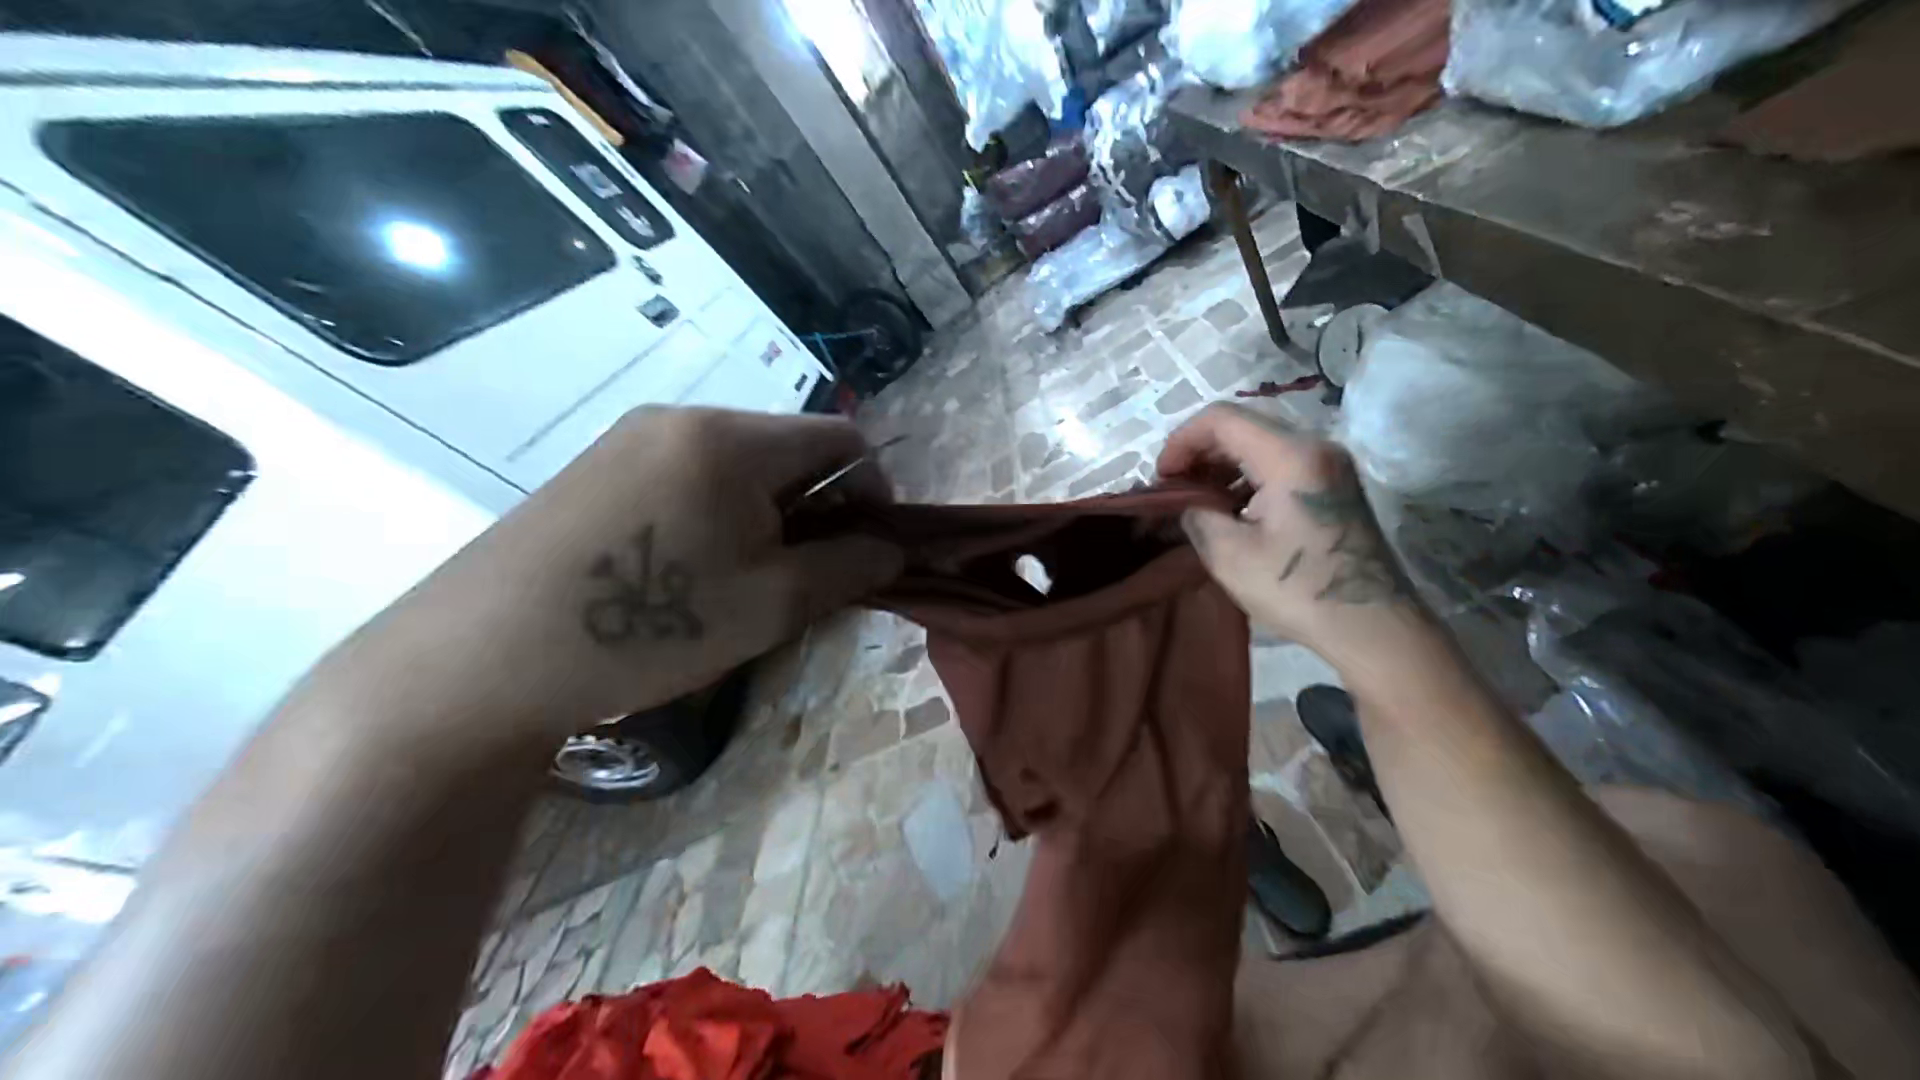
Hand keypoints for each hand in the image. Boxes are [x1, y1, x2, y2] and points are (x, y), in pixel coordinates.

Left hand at [325, 408, 902, 742]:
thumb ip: (849, 566)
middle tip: (805, 571)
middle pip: (787, 448)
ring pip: (737, 463)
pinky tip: (688, 568)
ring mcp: (630, 438)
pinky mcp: (595, 467)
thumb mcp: (772, 604)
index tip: (868, 546)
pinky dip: (718, 511)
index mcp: (732, 438)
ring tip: (745, 576)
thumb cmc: (649, 628)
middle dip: (817, 505)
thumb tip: (893, 547)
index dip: (873, 489)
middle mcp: (682, 418)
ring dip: (767, 511)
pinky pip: (687, 474)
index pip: (840, 438)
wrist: (482, 660)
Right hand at [1157, 404, 1424, 666]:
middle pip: (1242, 426)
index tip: (1161, 478)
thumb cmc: (1299, 589)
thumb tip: (1188, 502)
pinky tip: (1230, 507)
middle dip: (1199, 452)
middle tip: (1173, 489)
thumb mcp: (1229, 555)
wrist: (1374, 627)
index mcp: (1291, 456)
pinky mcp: (1334, 484)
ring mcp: (1330, 464)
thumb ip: (1197, 514)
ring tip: (1196, 499)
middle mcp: (1316, 446)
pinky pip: (1279, 462)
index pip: (1221, 419)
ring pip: (1260, 443)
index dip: (1181, 441)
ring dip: (1221, 464)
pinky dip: (1246, 475)